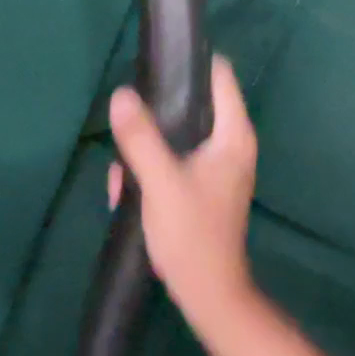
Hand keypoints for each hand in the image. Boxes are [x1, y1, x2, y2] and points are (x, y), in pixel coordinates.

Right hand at [107, 54, 257, 321]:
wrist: (208, 295)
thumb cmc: (192, 234)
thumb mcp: (160, 182)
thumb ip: (140, 137)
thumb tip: (121, 94)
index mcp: (233, 134)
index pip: (220, 74)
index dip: (191, 61)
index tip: (155, 60)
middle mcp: (231, 143)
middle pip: (192, 103)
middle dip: (154, 114)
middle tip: (126, 125)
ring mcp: (218, 165)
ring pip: (176, 134)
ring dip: (145, 149)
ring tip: (121, 175)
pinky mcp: (203, 185)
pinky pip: (173, 160)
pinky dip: (150, 170)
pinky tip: (125, 191)